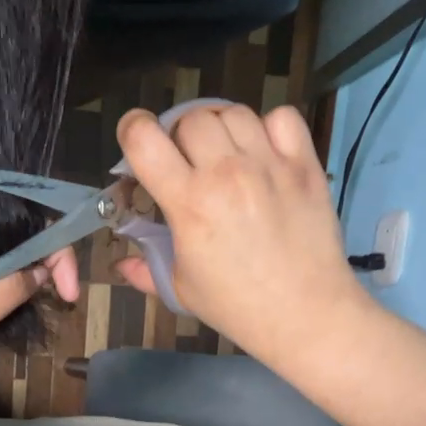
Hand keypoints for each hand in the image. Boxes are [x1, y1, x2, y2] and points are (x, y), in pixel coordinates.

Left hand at [0, 215, 80, 425]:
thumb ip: (9, 289)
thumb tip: (40, 270)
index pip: (25, 220)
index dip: (56, 251)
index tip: (67, 295)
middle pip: (12, 231)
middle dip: (41, 259)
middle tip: (55, 299)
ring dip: (20, 275)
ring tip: (35, 308)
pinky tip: (6, 310)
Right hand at [110, 104, 376, 359]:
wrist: (303, 313)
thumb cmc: (235, 306)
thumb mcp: (180, 289)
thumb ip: (145, 270)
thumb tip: (120, 264)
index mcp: (189, 204)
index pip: (145, 140)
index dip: (133, 130)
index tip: (136, 141)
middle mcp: (226, 174)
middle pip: (191, 118)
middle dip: (180, 135)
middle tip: (186, 162)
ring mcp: (269, 165)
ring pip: (233, 112)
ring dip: (220, 128)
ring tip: (223, 156)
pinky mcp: (304, 164)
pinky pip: (281, 117)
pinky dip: (267, 127)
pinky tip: (262, 153)